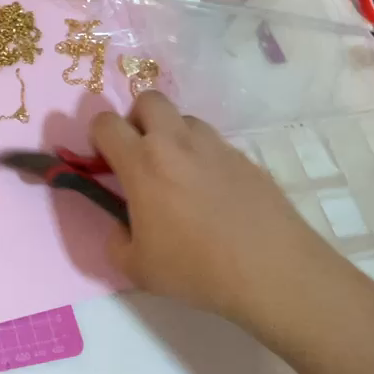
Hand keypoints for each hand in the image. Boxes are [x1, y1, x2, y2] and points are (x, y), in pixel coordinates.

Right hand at [91, 91, 345, 331]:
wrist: (275, 273)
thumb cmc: (198, 269)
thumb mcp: (137, 268)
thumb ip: (116, 240)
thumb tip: (121, 225)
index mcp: (142, 162)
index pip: (105, 122)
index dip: (98, 137)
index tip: (106, 163)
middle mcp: (176, 143)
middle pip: (147, 100)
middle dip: (137, 120)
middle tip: (142, 156)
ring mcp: (215, 147)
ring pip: (184, 119)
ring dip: (174, 136)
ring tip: (181, 174)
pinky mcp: (246, 159)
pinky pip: (215, 145)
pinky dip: (206, 159)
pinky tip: (215, 195)